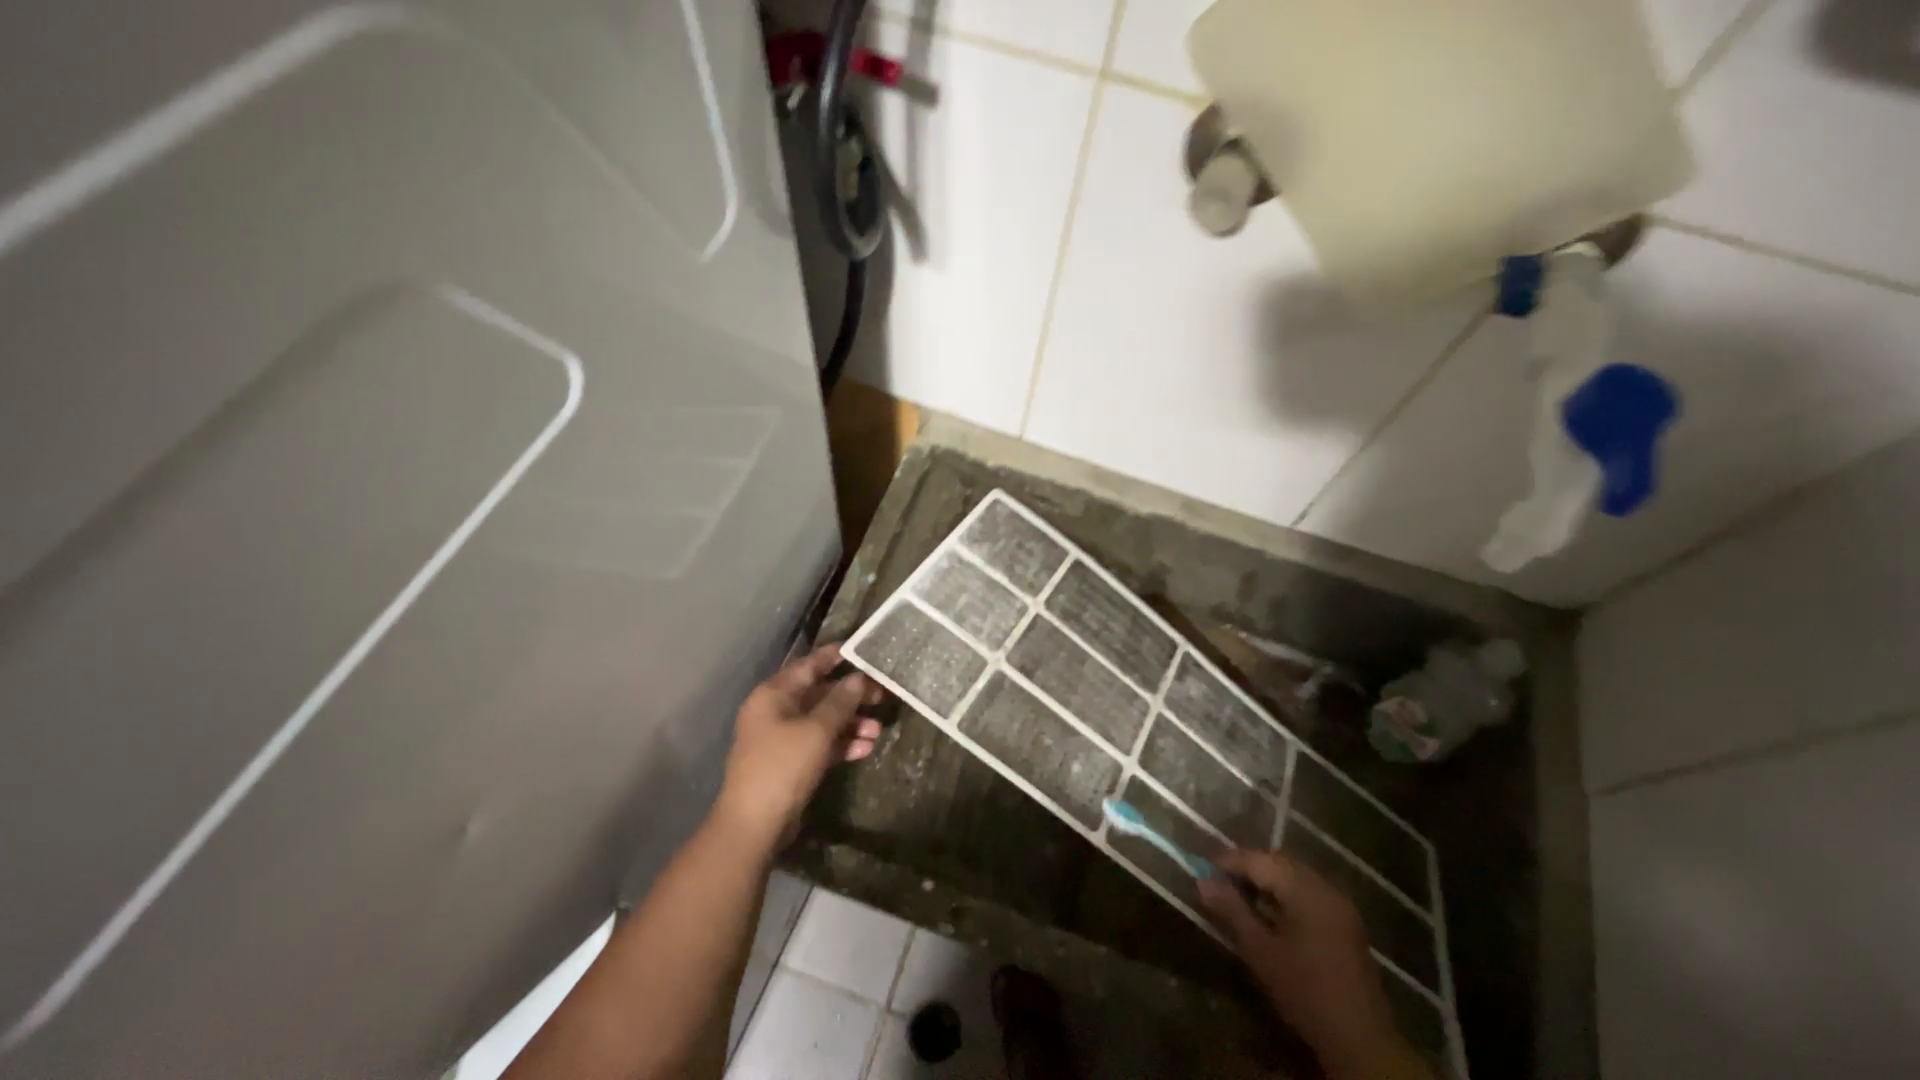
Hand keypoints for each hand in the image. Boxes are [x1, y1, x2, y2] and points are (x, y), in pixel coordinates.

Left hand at [713, 645, 882, 849]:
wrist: (755, 823)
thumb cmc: (783, 766)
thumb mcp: (817, 730)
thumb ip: (840, 702)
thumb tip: (859, 679)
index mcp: (774, 694)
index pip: (808, 665)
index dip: (835, 657)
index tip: (864, 651)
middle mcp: (775, 711)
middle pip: (818, 694)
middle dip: (851, 696)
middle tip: (883, 696)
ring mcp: (781, 739)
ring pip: (822, 721)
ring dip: (850, 724)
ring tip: (878, 730)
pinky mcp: (790, 763)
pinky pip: (819, 744)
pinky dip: (841, 744)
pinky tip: (865, 749)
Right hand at [1199, 851, 1426, 1079]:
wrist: (1358, 1037)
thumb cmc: (1304, 991)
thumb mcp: (1260, 951)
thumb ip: (1232, 911)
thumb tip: (1203, 882)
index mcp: (1307, 892)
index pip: (1261, 861)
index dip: (1230, 861)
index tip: (1203, 868)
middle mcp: (1327, 889)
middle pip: (1281, 863)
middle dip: (1249, 867)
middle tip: (1220, 882)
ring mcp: (1341, 905)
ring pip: (1296, 876)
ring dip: (1268, 880)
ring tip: (1240, 897)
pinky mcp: (1346, 922)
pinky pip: (1310, 892)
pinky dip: (1286, 893)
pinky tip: (1270, 914)